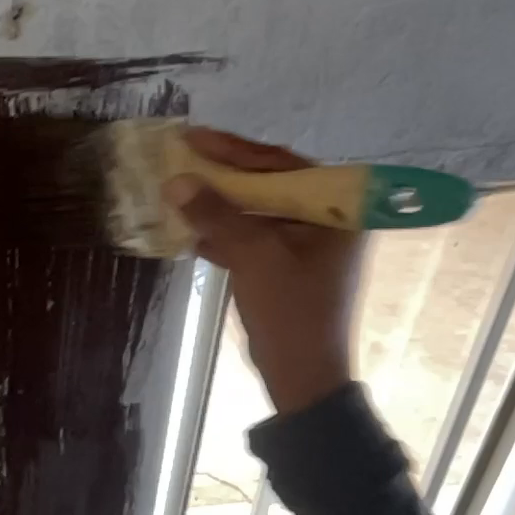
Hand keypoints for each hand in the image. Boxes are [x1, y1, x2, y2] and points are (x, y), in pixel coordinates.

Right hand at [161, 127, 362, 413]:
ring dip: (220, 203)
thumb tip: (176, 182)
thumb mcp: (253, 257)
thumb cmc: (290, 313)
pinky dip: (224, 233)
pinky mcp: (288, 267)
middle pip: (270, 184)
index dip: (234, 150)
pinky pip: (253, 237)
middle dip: (224, 174)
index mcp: (338, 210)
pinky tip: (192, 232)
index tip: (193, 138)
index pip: (282, 164)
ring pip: (258, 211)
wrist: (302, 376)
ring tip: (180, 189)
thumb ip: (218, 216)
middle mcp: (329, 220)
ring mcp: (309, 246)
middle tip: (184, 156)